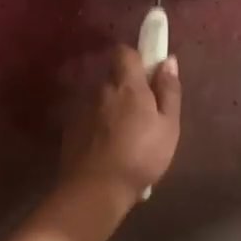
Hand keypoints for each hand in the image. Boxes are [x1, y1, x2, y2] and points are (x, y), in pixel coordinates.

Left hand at [60, 46, 181, 201]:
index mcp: (127, 85)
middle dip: (125, 86)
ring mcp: (82, 109)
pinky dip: (98, 125)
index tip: (148, 74)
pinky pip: (89, 117)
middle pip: (112, 76)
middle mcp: (101, 90)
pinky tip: (107, 147)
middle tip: (142, 112)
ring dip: (111, 107)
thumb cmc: (141, 156)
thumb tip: (168, 59)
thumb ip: (168, 90)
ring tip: (124, 135)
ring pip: (100, 98)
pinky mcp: (71, 128)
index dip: (136, 58)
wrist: (96, 189)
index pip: (124, 52)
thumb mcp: (168, 126)